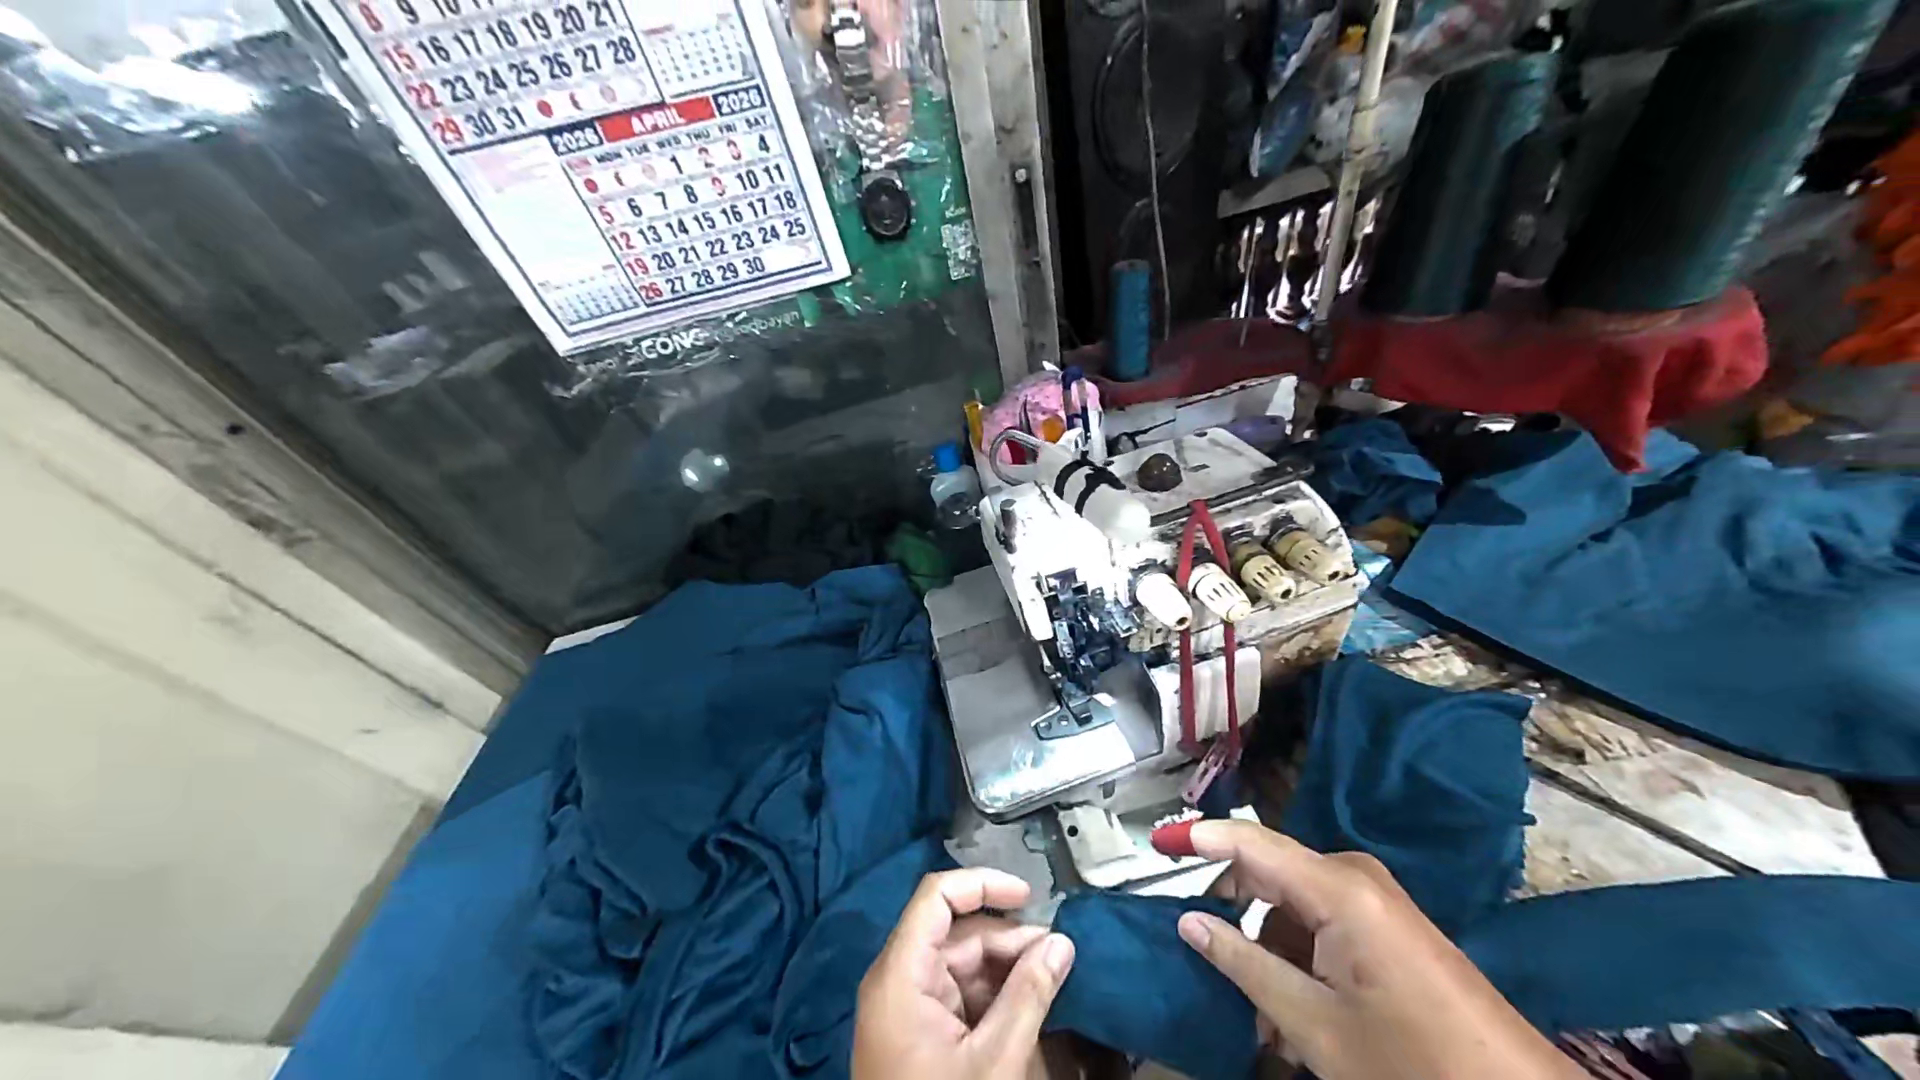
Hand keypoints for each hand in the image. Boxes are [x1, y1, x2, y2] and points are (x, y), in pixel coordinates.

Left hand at [852, 868, 1075, 1079]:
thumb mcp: (993, 1062)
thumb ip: (1029, 996)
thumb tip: (1063, 942)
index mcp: (900, 973)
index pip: (937, 897)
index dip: (982, 884)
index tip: (1029, 895)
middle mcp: (900, 978)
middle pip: (956, 932)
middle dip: (1008, 938)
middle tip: (1059, 955)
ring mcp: (910, 1005)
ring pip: (962, 963)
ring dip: (1007, 967)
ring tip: (1052, 978)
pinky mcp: (921, 1030)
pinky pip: (960, 993)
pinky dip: (995, 994)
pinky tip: (1030, 1001)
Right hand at [1178, 820, 1583, 1079]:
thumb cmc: (1415, 1066)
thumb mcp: (1315, 1024)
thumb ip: (1243, 963)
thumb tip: (1188, 921)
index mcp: (1337, 890)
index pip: (1249, 842)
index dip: (1196, 837)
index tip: (1153, 840)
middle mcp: (1354, 879)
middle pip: (1267, 872)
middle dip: (1231, 910)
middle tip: (1201, 952)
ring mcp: (1374, 900)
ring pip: (1290, 904)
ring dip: (1264, 945)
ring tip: (1257, 1012)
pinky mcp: (1386, 925)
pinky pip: (1320, 922)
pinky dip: (1295, 955)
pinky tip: (1291, 1011)